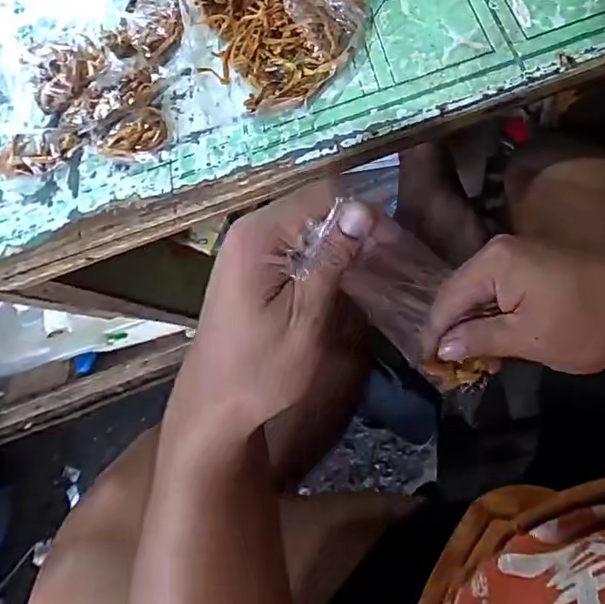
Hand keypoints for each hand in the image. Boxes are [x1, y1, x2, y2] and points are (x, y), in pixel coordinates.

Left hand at [166, 181, 372, 455]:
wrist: (214, 409)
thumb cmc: (261, 371)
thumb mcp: (306, 318)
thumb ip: (332, 259)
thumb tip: (363, 209)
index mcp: (259, 235)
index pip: (323, 194)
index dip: (362, 210)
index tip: (390, 240)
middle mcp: (250, 226)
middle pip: (315, 202)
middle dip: (354, 222)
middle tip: (386, 254)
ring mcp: (248, 241)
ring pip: (308, 218)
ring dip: (340, 236)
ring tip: (370, 263)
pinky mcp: (252, 258)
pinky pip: (295, 236)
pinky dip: (322, 248)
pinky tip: (341, 272)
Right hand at [419, 235, 604, 374]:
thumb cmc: (582, 323)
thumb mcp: (527, 339)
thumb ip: (479, 340)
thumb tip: (442, 348)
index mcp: (494, 261)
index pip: (447, 299)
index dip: (433, 335)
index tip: (428, 369)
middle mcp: (498, 250)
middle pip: (459, 293)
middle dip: (451, 332)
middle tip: (448, 371)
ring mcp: (516, 254)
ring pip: (478, 293)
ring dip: (472, 327)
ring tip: (469, 364)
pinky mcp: (531, 265)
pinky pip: (497, 291)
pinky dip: (491, 317)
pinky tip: (493, 345)